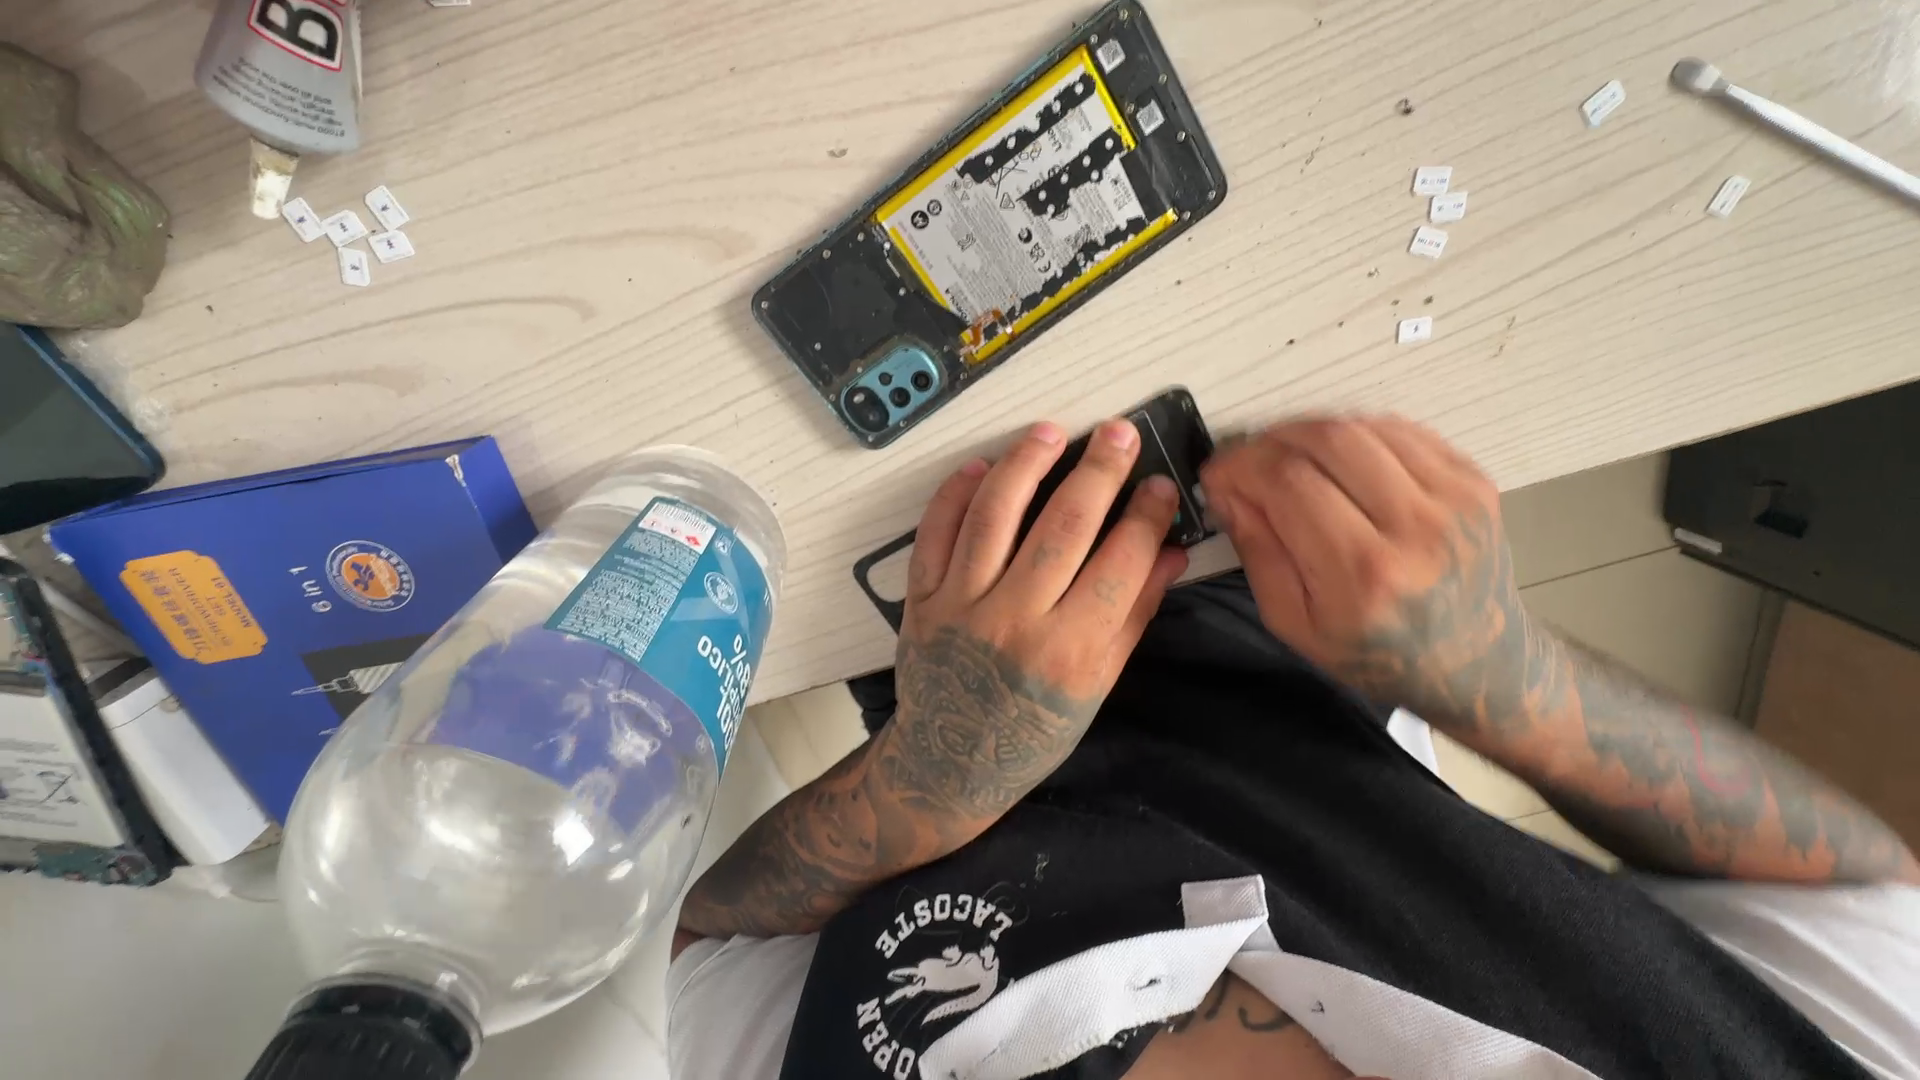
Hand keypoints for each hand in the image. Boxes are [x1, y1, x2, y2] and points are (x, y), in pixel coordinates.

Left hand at [886, 419, 1188, 828]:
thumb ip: (1134, 615)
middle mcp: (1016, 621)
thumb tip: (1171, 551)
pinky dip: (954, 494)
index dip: (1146, 516)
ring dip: (1025, 465)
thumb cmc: (1035, 730)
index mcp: (1071, 650)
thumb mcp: (1096, 685)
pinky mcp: (922, 598)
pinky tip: (979, 467)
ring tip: (1051, 431)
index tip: (1160, 484)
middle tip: (1119, 432)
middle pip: (1063, 527)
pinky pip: (935, 533)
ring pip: (994, 516)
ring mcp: (962, 606)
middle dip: (1098, 472)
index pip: (1120, 563)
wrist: (951, 762)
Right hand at [1199, 416, 1529, 726]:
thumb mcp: (1292, 621)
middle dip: (1270, 441)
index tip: (1217, 474)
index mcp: (1361, 572)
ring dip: (1308, 432)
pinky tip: (1335, 460)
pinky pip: (1399, 429)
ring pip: (1361, 426)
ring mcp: (1453, 498)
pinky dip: (1353, 433)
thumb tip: (1227, 490)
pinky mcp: (1474, 479)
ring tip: (1287, 459)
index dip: (1241, 465)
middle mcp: (1414, 526)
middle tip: (1248, 462)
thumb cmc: (1371, 651)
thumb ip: (1257, 550)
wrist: (1472, 662)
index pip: (1288, 482)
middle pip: (1327, 440)